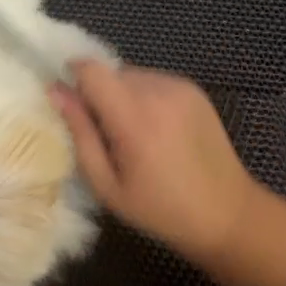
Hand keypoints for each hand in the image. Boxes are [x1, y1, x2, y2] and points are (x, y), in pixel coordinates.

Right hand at [48, 61, 257, 262]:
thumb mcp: (107, 185)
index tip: (72, 102)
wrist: (230, 216)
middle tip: (108, 133)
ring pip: (130, 75)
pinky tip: (158, 129)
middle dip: (100, 95)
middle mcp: (157, 92)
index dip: (74, 78)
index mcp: (134, 118)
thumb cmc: (162, 209)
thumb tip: (55, 90)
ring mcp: (179, 87)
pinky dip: (145, 97)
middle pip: (109, 73)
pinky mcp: (193, 89)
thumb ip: (79, 133)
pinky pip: (152, 80)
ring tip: (136, 134)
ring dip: (122, 96)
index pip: (90, 69)